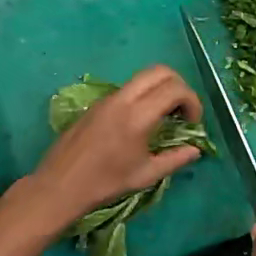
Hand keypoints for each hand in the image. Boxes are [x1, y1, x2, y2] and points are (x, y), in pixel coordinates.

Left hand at [15, 65, 205, 233]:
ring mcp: (108, 98)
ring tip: (165, 116)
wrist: (60, 185)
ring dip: (161, 88)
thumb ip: (175, 159)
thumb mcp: (146, 175)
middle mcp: (123, 98)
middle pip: (160, 71)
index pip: (175, 89)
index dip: (193, 102)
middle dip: (179, 86)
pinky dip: (145, 94)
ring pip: (143, 76)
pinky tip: (142, 121)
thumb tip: (196, 149)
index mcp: (138, 116)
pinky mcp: (98, 103)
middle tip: (183, 111)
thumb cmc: (105, 183)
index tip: (193, 123)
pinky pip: (129, 87)